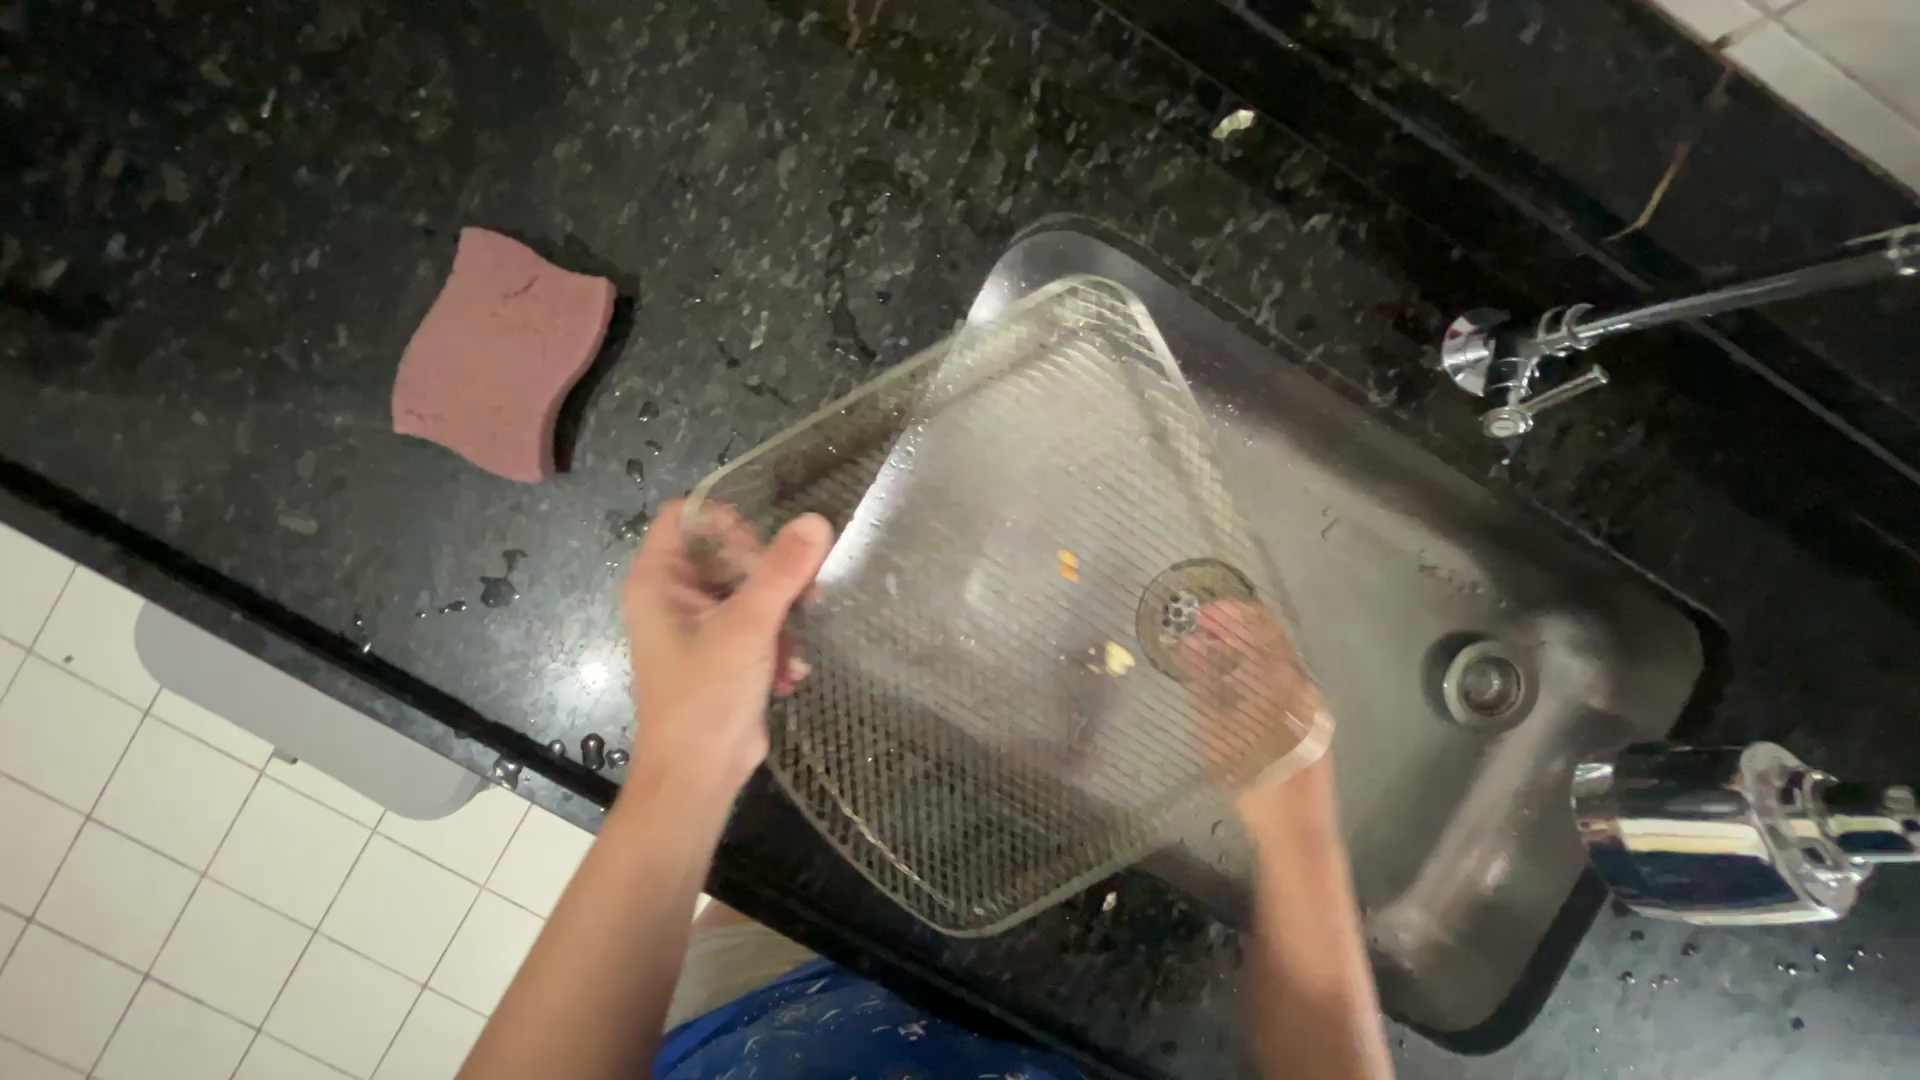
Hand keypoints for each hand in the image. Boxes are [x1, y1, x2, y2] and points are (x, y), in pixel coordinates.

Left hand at [622, 499, 834, 795]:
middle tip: (800, 594)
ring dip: (782, 613)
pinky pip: (759, 621)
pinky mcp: (725, 650)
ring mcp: (700, 624)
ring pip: (751, 587)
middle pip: (727, 551)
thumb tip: (817, 521)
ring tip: (796, 642)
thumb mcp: (747, 627)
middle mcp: (674, 595)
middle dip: (769, 573)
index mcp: (659, 580)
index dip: (726, 521)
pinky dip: (778, 641)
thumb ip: (782, 571)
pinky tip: (791, 671)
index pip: (686, 516)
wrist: (699, 775)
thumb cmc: (706, 695)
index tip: (763, 548)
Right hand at [1171, 600, 1329, 807]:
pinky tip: (1230, 691)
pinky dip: (1253, 677)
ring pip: (1273, 665)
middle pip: (1268, 643)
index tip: (1199, 615)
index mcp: (1284, 680)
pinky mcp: (1308, 725)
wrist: (1298, 832)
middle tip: (1197, 635)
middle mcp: (1303, 686)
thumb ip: (1202, 681)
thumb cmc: (1255, 779)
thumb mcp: (1216, 729)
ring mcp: (1310, 706)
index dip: (1229, 612)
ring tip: (1206, 661)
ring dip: (1240, 656)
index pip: (1260, 625)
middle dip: (1231, 633)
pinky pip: (1279, 686)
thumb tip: (1189, 643)